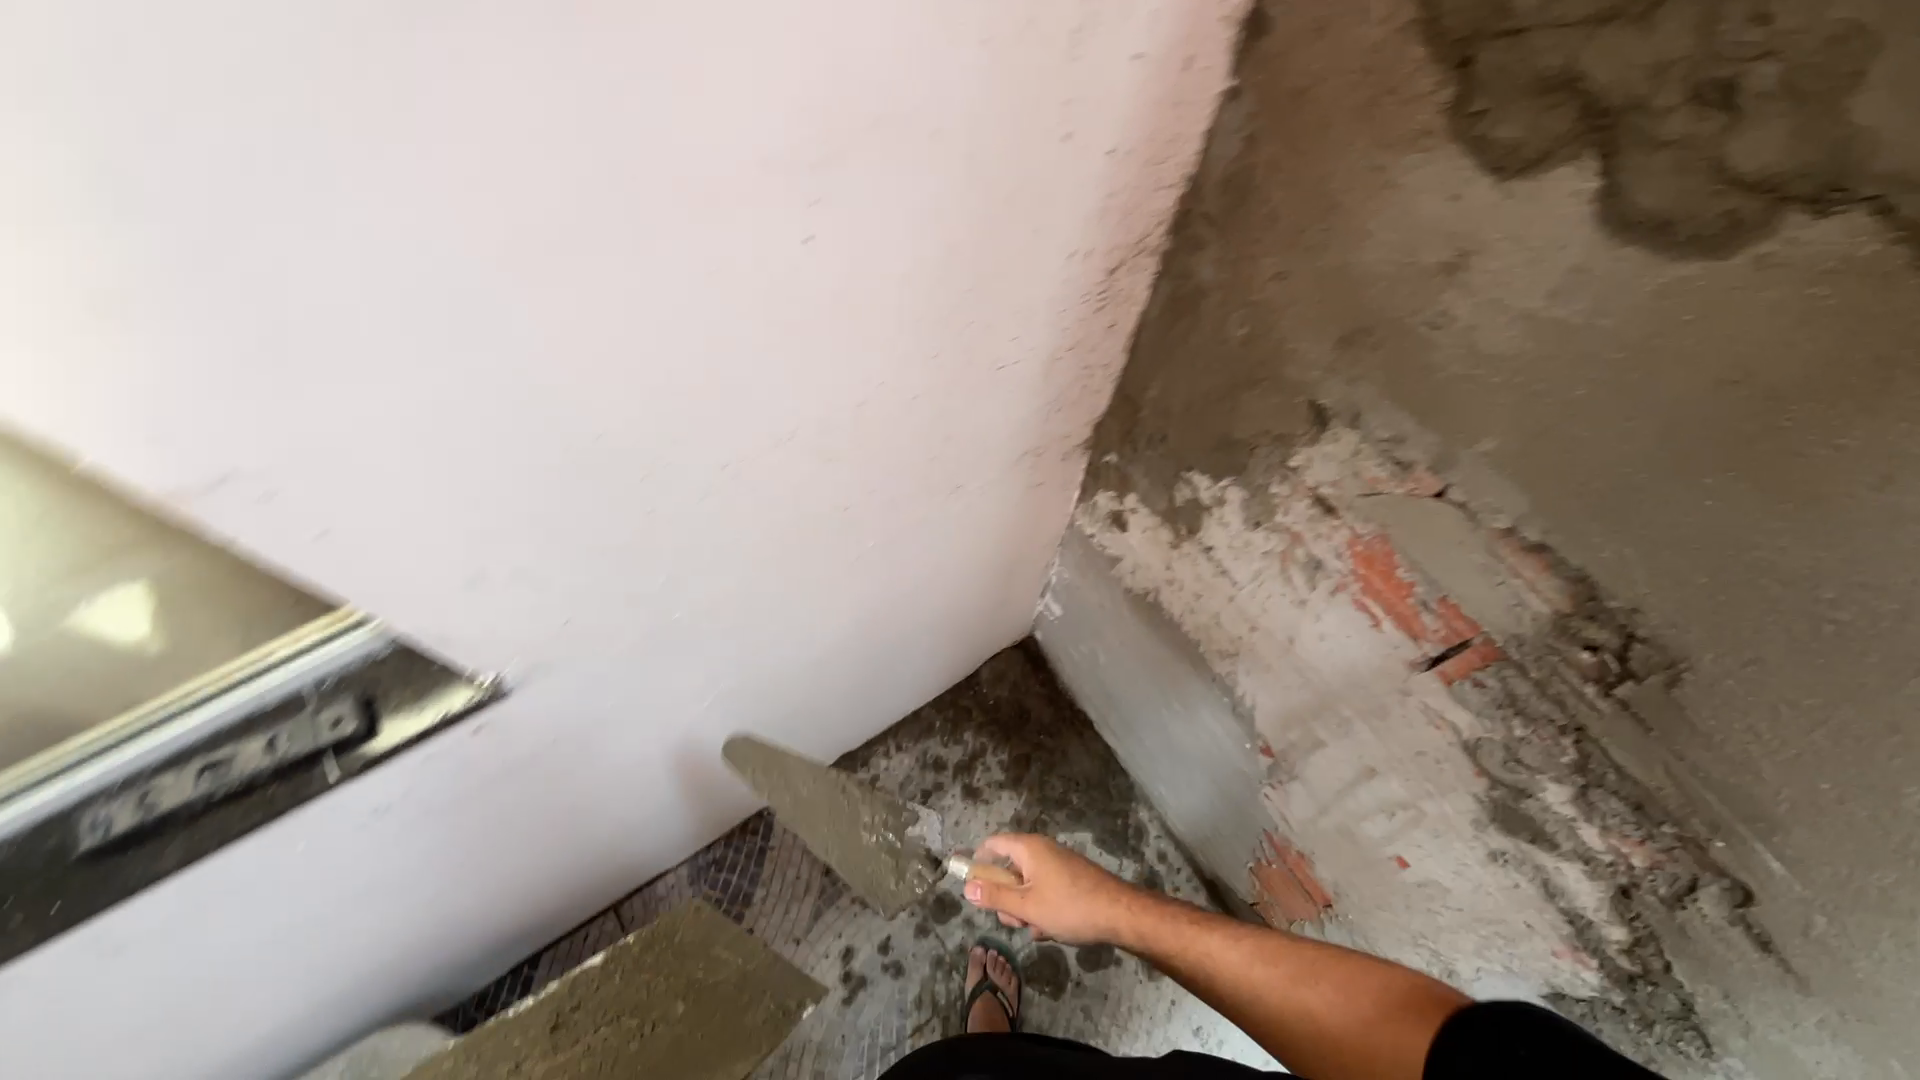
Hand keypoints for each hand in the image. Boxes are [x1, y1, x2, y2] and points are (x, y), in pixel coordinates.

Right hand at [961, 833, 1146, 945]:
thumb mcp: (1027, 906)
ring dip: (1026, 908)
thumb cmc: (1069, 907)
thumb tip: (967, 887)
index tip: (971, 884)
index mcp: (1029, 848)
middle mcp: (1043, 850)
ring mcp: (1059, 865)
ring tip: (1038, 928)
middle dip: (1007, 898)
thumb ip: (995, 896)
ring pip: (1028, 885)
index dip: (978, 861)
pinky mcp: (1071, 880)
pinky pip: (1045, 891)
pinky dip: (1043, 909)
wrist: (1119, 914)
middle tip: (1014, 920)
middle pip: (1010, 869)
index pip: (994, 844)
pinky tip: (1052, 930)